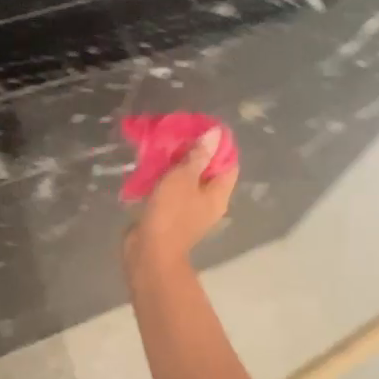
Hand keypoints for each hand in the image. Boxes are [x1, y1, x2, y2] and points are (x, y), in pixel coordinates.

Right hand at [124, 127, 238, 270]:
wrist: (149, 252)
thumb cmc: (171, 212)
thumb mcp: (184, 178)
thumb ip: (198, 156)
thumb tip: (216, 134)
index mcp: (219, 195)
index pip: (228, 163)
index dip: (219, 144)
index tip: (201, 126)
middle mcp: (209, 202)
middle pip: (208, 170)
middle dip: (194, 150)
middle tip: (178, 132)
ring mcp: (190, 209)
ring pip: (188, 179)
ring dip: (177, 162)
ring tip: (162, 143)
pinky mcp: (171, 213)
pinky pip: (172, 189)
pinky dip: (165, 176)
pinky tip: (151, 164)